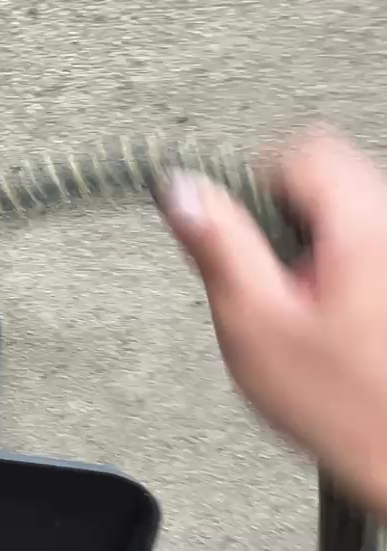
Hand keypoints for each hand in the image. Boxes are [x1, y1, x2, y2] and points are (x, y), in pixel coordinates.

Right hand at [160, 127, 386, 512]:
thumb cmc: (337, 398)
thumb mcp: (250, 318)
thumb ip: (218, 244)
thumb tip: (182, 190)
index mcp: (367, 232)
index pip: (305, 153)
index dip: (255, 183)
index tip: (236, 225)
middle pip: (335, 181)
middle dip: (287, 224)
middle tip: (271, 281)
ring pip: (356, 216)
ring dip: (318, 250)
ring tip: (309, 306)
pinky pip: (370, 249)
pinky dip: (346, 271)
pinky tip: (339, 316)